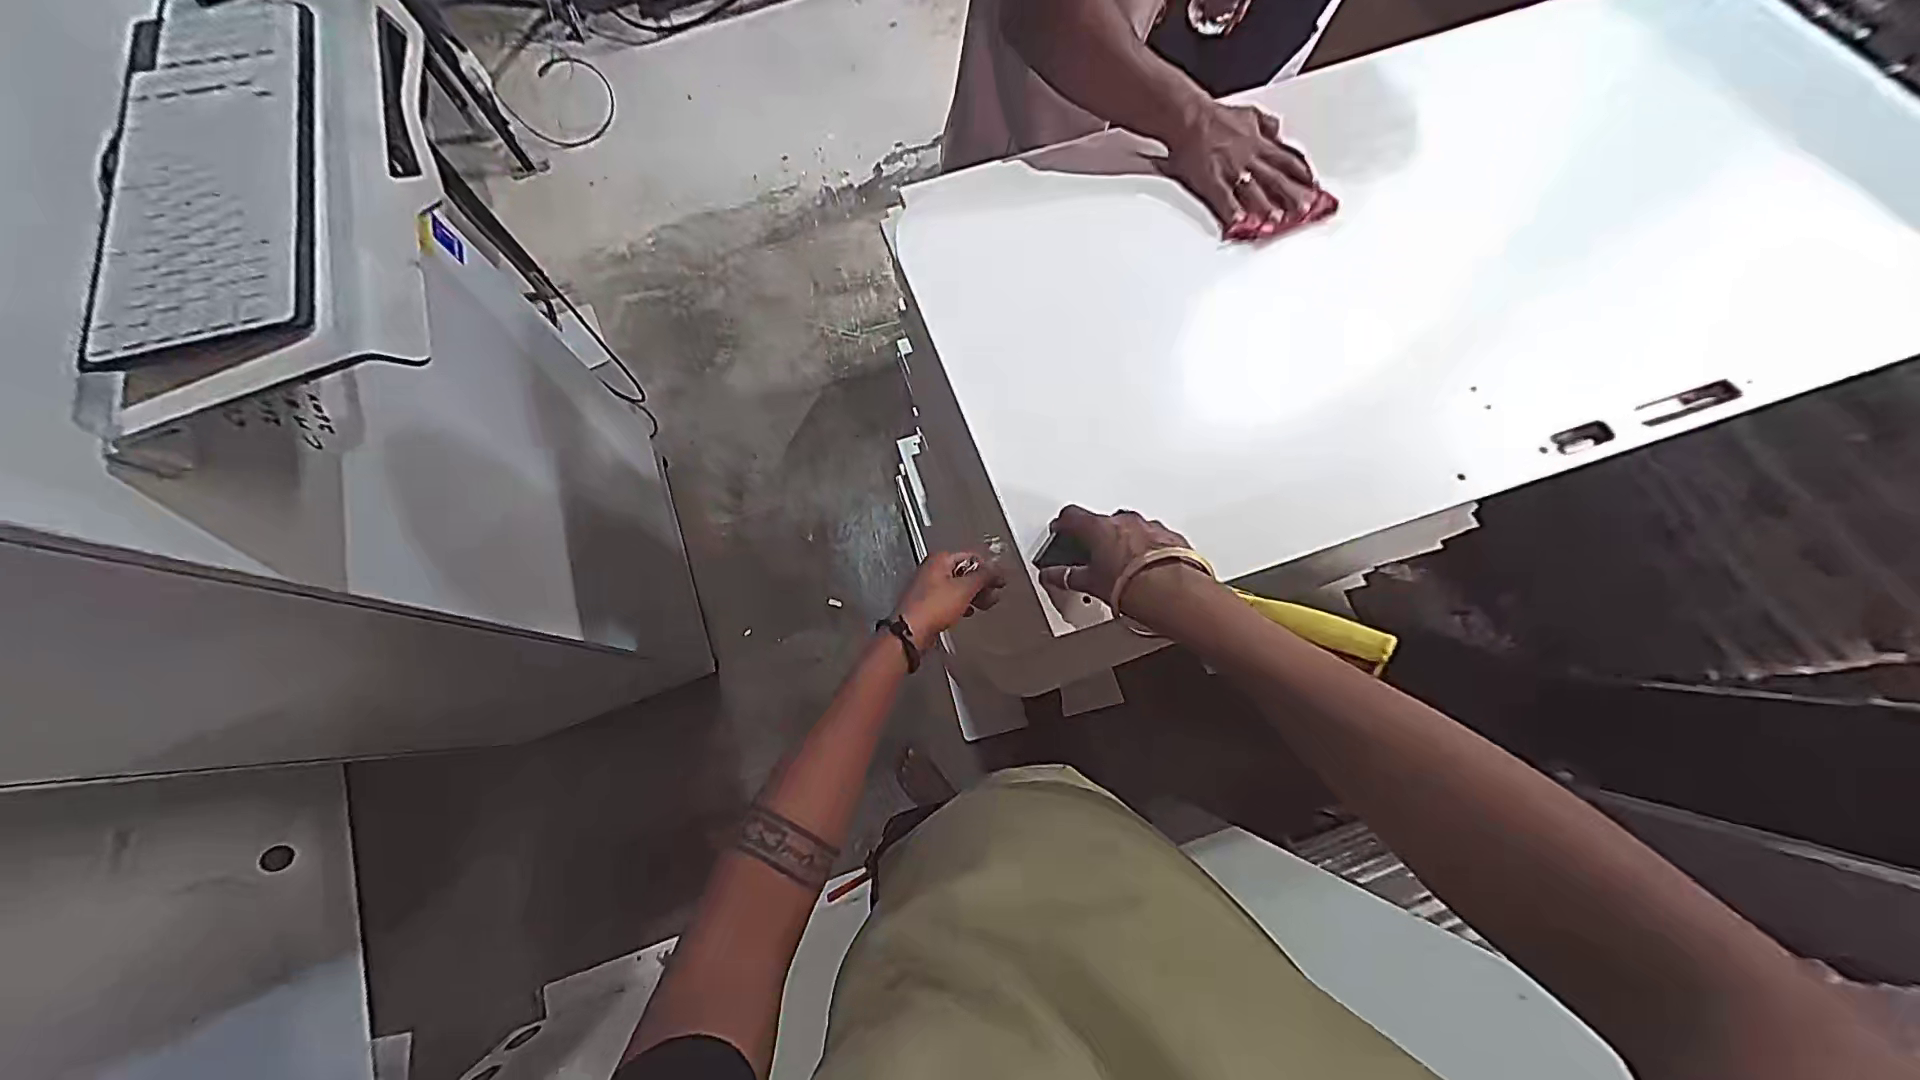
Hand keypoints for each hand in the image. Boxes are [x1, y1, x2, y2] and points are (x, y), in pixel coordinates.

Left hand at [893, 551, 1006, 644]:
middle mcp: (932, 569)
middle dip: (981, 584)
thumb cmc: (930, 608)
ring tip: (981, 604)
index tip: (998, 580)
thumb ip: (984, 576)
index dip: (988, 568)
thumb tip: (995, 569)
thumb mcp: (965, 588)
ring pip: (958, 586)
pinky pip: (950, 599)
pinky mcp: (928, 602)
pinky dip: (961, 603)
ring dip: (972, 595)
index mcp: (940, 559)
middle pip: (965, 572)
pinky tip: (966, 611)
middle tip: (991, 594)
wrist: (912, 632)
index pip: (972, 557)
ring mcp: (929, 586)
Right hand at [1037, 506, 1206, 614]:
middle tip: (1095, 556)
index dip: (1063, 523)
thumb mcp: (1091, 584)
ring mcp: (1150, 526)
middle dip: (1098, 536)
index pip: (1072, 515)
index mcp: (1099, 527)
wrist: (1172, 592)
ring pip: (1132, 529)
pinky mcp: (1171, 537)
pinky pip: (1154, 537)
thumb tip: (1054, 576)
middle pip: (1104, 521)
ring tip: (1123, 567)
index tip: (1060, 528)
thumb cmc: (1132, 584)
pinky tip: (1146, 568)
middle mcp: (1125, 520)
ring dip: (1126, 542)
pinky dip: (1148, 548)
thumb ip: (1068, 576)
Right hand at [1161, 102, 1322, 240]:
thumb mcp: (1250, 115)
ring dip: (1267, 207)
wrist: (1189, 119)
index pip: (1288, 162)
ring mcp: (1231, 171)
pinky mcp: (1211, 182)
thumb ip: (1266, 126)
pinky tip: (1240, 222)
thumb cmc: (1214, 119)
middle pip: (1276, 180)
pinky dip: (1233, 211)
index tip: (1313, 188)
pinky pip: (1224, 199)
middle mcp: (1249, 159)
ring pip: (1254, 191)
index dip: (1302, 176)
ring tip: (1277, 221)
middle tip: (1303, 210)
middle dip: (1292, 196)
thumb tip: (1278, 131)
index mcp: (1259, 144)